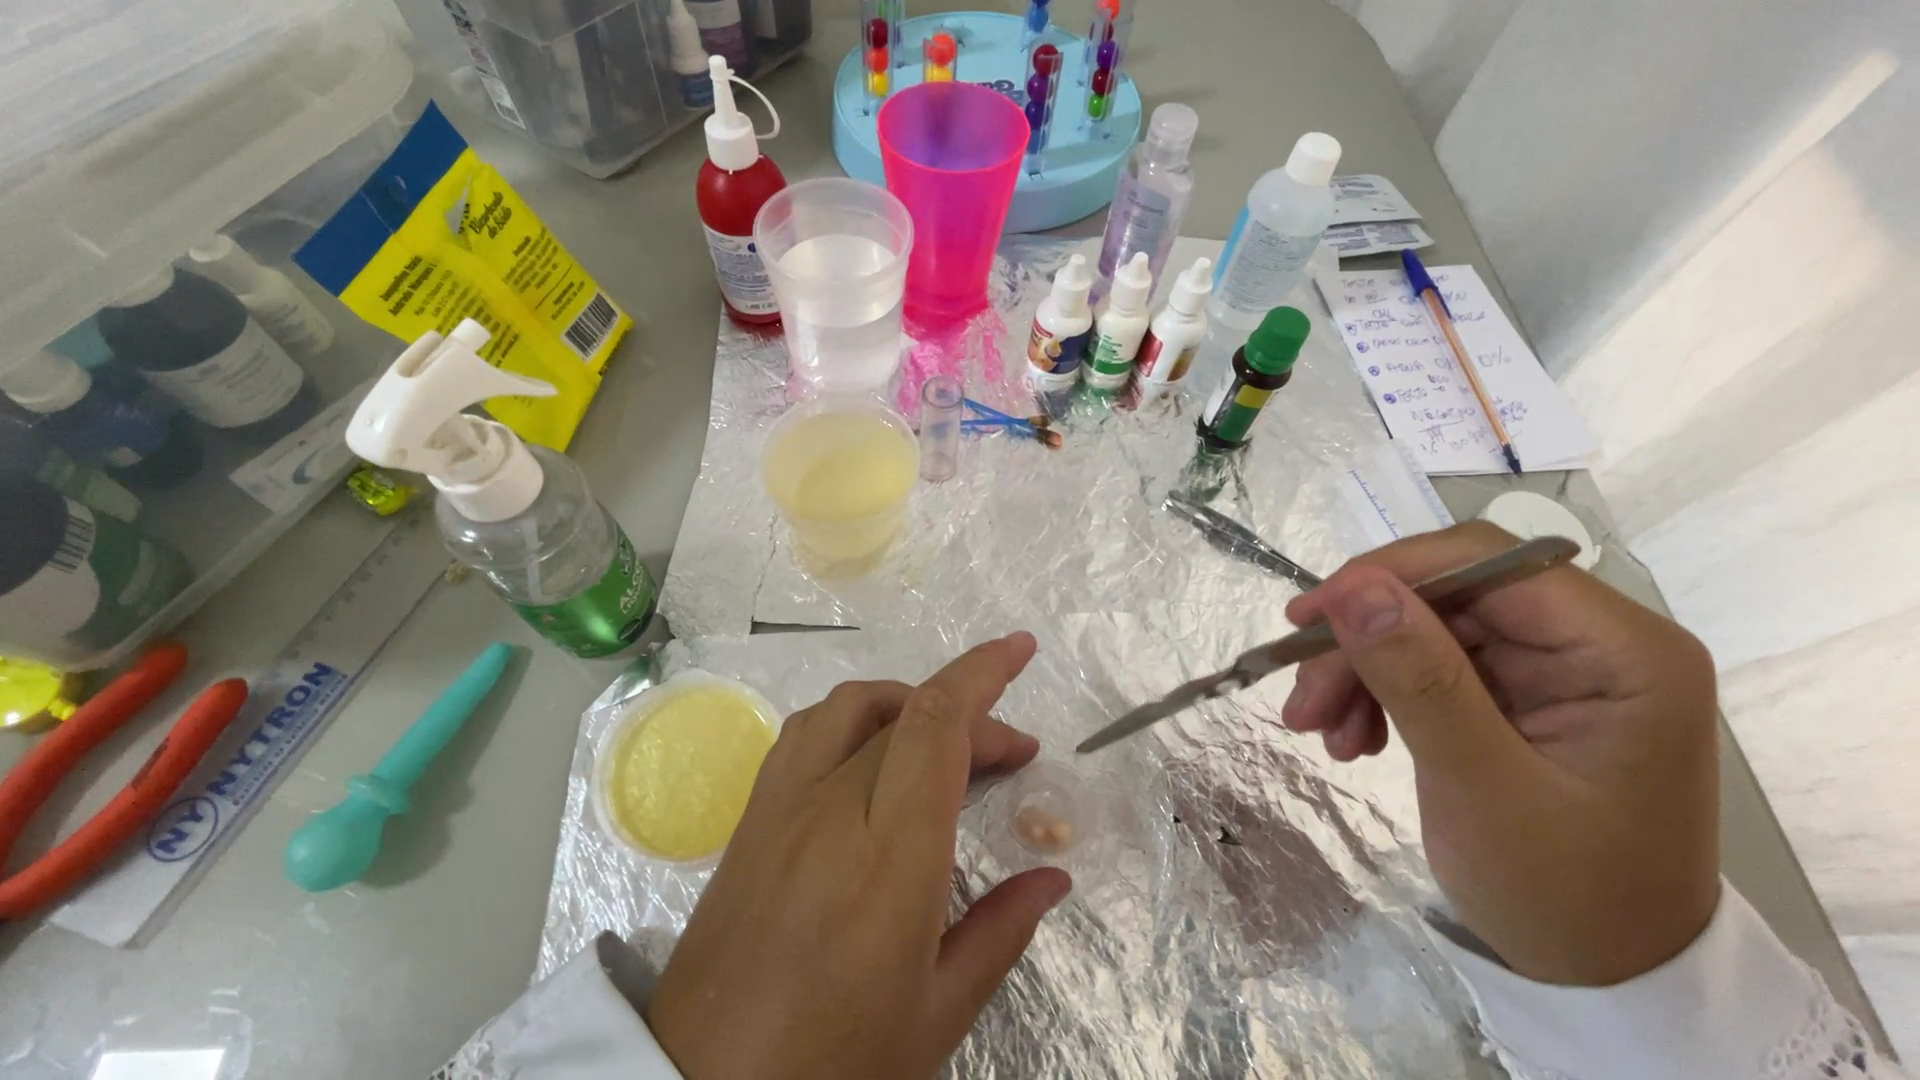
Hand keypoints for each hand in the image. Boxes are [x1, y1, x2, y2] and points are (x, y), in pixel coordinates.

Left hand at [646, 633, 1071, 1078]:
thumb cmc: (834, 1062)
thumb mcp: (937, 1012)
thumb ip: (1002, 930)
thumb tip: (1053, 877)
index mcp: (890, 856)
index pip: (937, 726)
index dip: (983, 673)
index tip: (1022, 651)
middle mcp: (831, 810)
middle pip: (906, 713)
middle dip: (971, 710)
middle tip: (1011, 755)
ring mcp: (781, 808)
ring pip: (849, 707)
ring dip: (908, 703)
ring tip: (944, 742)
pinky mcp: (751, 820)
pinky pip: (806, 734)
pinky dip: (855, 720)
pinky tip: (872, 759)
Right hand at [1281, 522, 1720, 986]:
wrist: (1607, 978)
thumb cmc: (1565, 896)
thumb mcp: (1481, 787)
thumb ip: (1419, 679)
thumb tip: (1353, 588)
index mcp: (1623, 651)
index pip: (1488, 563)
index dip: (1388, 575)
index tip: (1305, 619)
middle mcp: (1593, 642)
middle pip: (1448, 597)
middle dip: (1364, 642)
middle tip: (1302, 701)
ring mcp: (1555, 669)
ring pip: (1426, 629)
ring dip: (1361, 671)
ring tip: (1321, 732)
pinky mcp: (1519, 695)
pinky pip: (1429, 666)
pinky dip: (1379, 694)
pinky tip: (1354, 739)